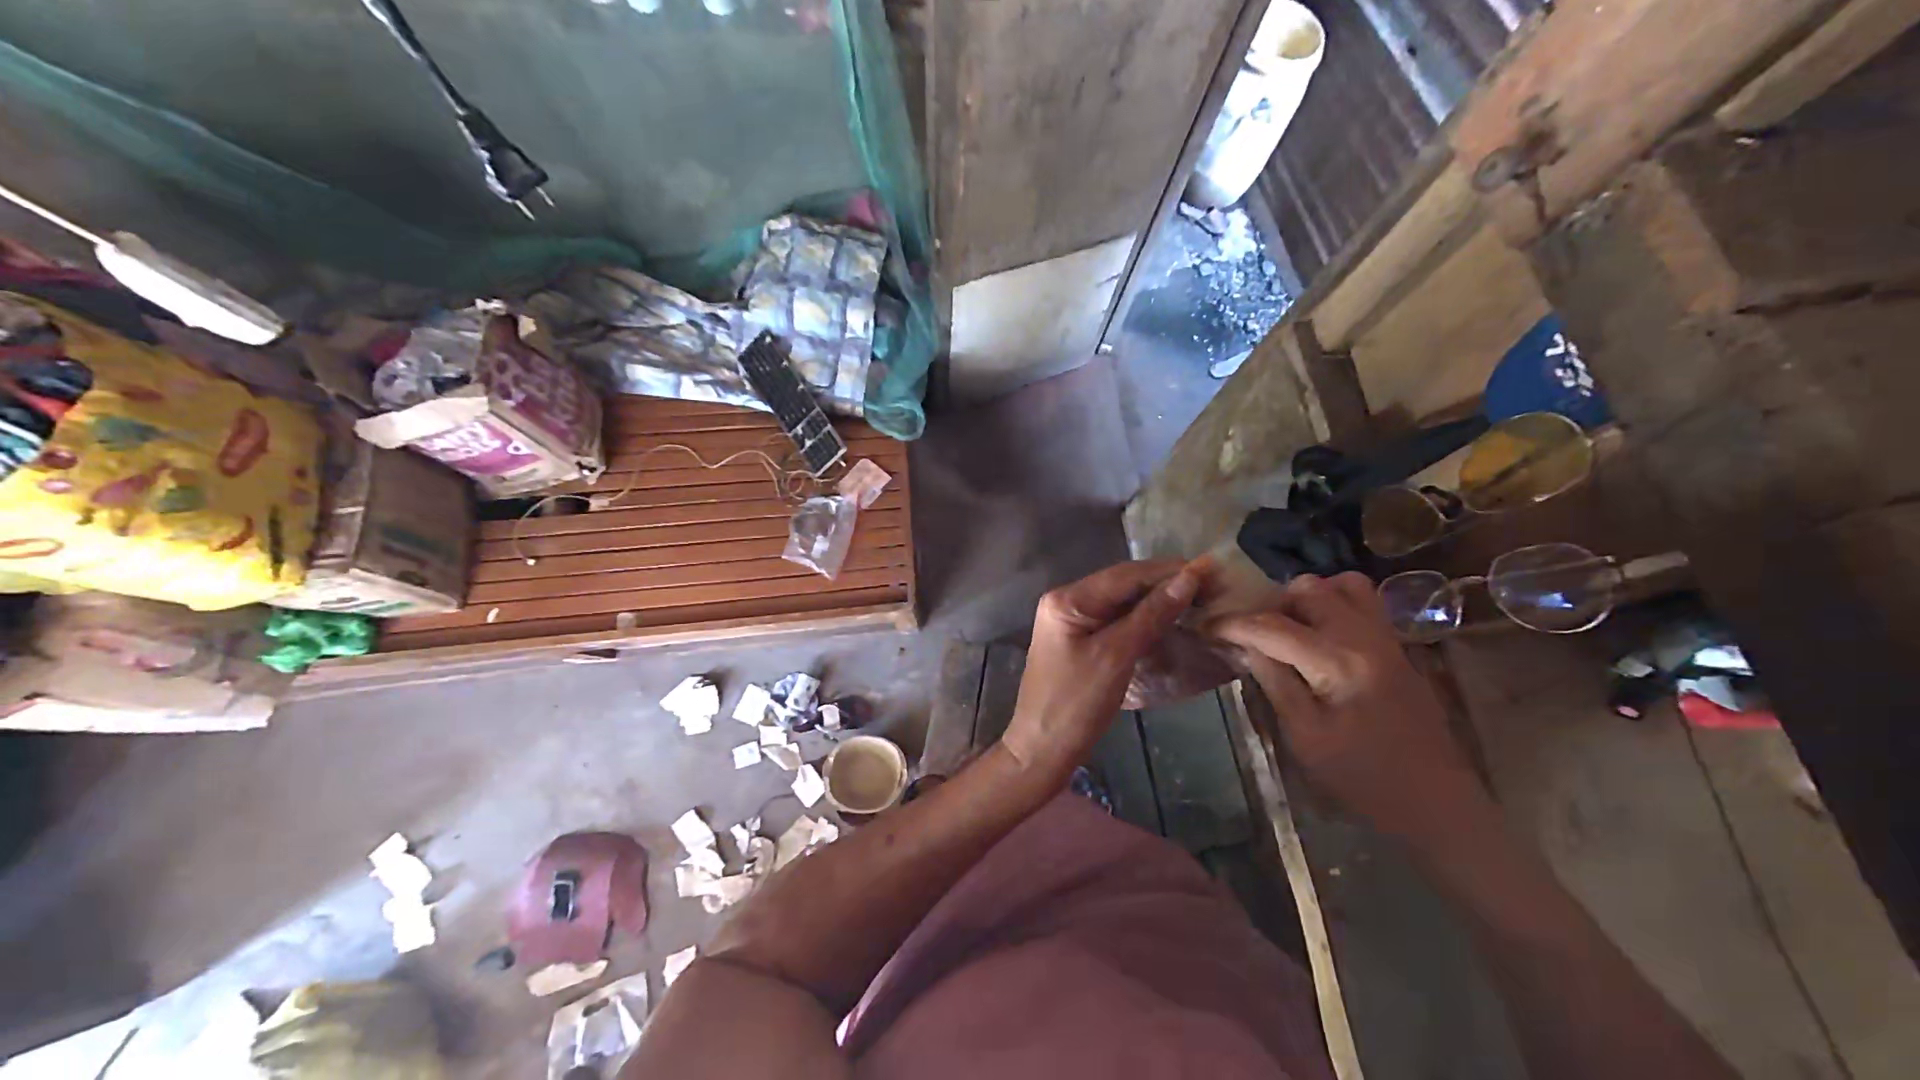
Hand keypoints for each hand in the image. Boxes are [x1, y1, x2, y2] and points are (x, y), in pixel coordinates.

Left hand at [1002, 559, 1202, 777]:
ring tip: (1201, 598)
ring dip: (1158, 601)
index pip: (1125, 574)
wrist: (1043, 750)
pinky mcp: (1081, 642)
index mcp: (1067, 599)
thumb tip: (1188, 578)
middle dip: (1166, 584)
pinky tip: (1172, 620)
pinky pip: (1117, 621)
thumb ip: (1151, 615)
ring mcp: (1072, 622)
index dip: (1168, 571)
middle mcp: (1067, 602)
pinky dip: (1145, 620)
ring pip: (1122, 603)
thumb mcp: (1116, 656)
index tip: (1211, 569)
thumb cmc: (1075, 704)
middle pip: (1123, 585)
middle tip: (1212, 585)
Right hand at [1204, 572, 1494, 847]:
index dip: (1232, 623)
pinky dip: (1334, 603)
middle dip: (1270, 604)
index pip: (1272, 626)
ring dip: (1307, 597)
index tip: (1205, 626)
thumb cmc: (1362, 778)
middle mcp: (1364, 637)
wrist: (1436, 801)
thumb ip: (1274, 681)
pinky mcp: (1397, 647)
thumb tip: (1243, 645)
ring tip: (1288, 627)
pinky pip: (1364, 602)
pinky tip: (1318, 634)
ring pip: (1341, 585)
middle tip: (1251, 633)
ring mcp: (1387, 638)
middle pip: (1308, 590)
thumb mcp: (1305, 737)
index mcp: (1338, 663)